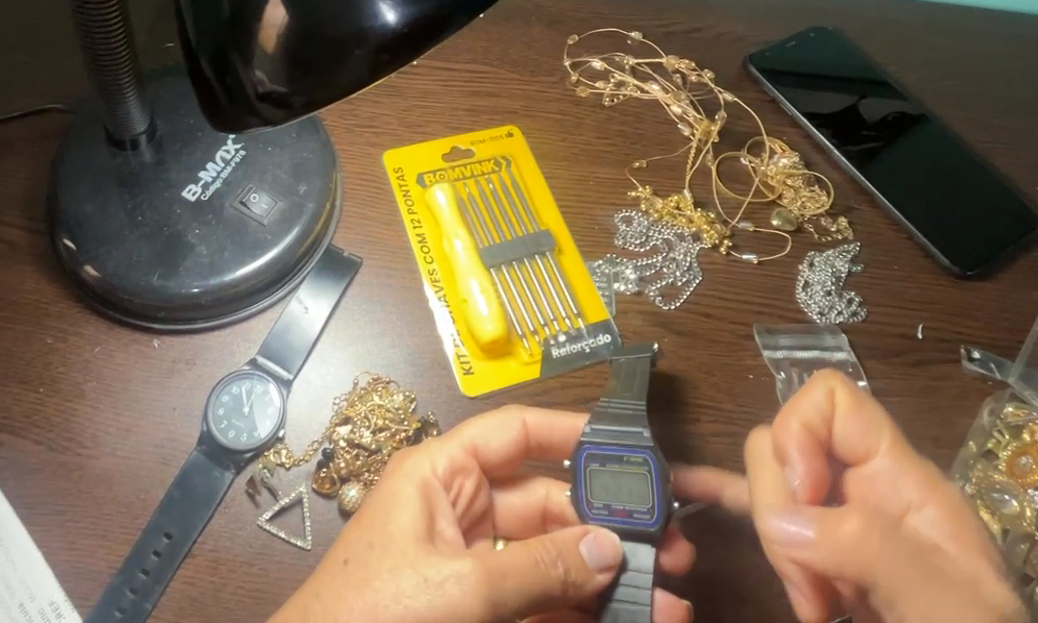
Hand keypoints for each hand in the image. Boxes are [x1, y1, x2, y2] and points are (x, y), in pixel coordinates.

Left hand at [268, 405, 745, 622]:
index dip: (570, 433)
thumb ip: (538, 568)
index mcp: (441, 474)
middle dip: (605, 522)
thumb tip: (610, 548)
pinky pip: (540, 598)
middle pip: (544, 501)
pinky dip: (582, 609)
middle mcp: (459, 508)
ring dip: (605, 575)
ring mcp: (471, 562)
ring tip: (668, 595)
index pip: (514, 433)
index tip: (629, 450)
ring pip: (551, 556)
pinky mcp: (480, 608)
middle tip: (668, 544)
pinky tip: (632, 617)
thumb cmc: (369, 616)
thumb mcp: (459, 588)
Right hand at [743, 371, 1022, 622]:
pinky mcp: (812, 555)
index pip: (833, 400)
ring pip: (766, 485)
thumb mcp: (951, 607)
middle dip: (779, 506)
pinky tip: (684, 491)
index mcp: (904, 481)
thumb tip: (782, 520)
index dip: (800, 431)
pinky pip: (753, 510)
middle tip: (812, 584)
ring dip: (771, 538)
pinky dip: (720, 497)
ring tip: (810, 603)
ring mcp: (833, 521)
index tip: (807, 498)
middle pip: (784, 443)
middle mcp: (862, 488)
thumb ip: (872, 550)